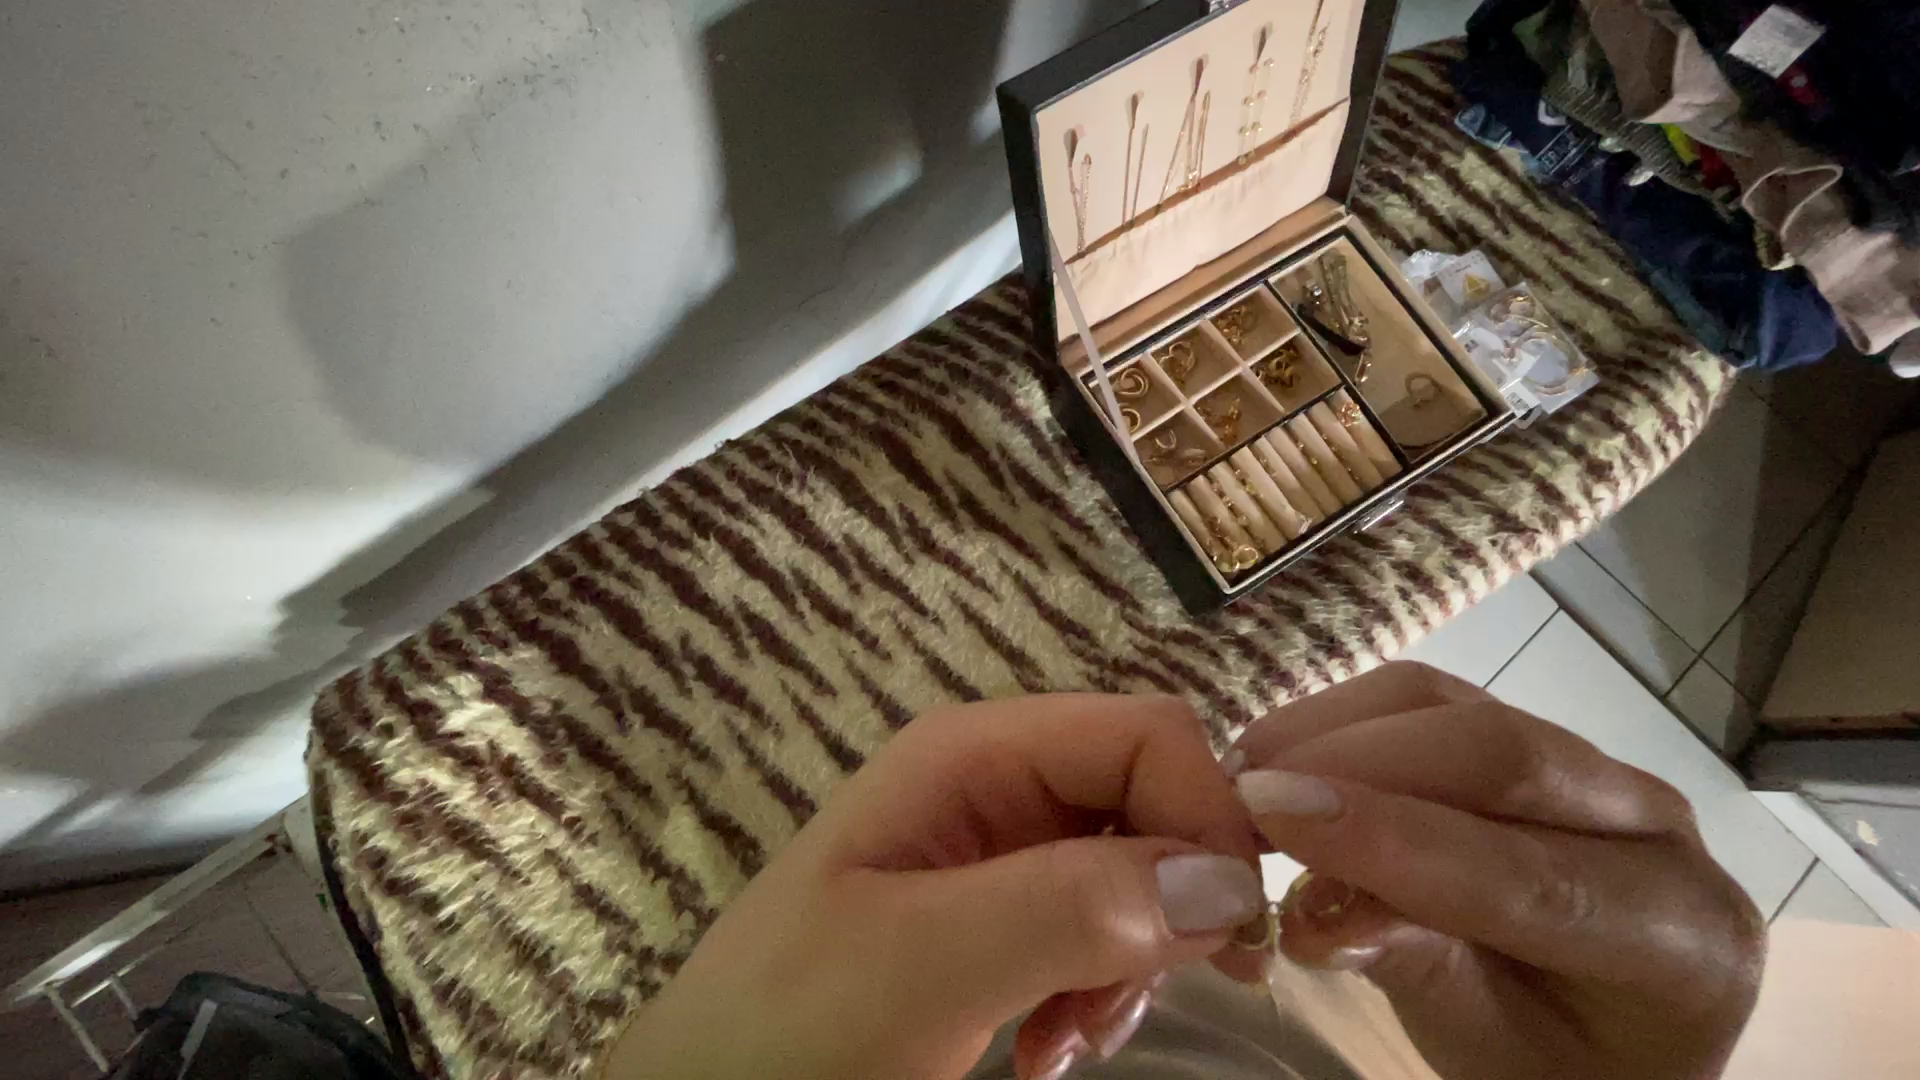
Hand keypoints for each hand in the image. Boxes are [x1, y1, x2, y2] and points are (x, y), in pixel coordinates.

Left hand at [602, 695, 1266, 1079]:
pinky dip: (1106, 984)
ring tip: (1070, 1036)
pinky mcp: (1001, 908)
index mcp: (973, 749)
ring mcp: (1000, 844)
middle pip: (1145, 797)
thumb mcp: (920, 965)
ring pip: (1136, 867)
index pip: (1141, 732)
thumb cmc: (789, 1027)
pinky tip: (1053, 1040)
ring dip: (1135, 955)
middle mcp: (996, 778)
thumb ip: (1064, 907)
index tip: (1235, 935)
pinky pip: (1101, 922)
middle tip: (1126, 1000)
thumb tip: (1222, 881)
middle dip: (1171, 897)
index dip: (1206, 812)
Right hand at [1229, 661, 1765, 1079]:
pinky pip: (1416, 695)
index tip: (1271, 813)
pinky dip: (1335, 713)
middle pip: (1497, 754)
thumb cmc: (1537, 1045)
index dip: (1393, 839)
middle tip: (1244, 786)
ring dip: (1331, 725)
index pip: (1528, 873)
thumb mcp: (1478, 1039)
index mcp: (1674, 934)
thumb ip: (1404, 962)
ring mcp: (1576, 757)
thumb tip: (1300, 909)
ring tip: (1249, 764)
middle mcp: (1645, 821)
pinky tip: (1281, 746)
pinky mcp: (1508, 722)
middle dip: (1354, 761)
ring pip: (1445, 703)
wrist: (1581, 1004)